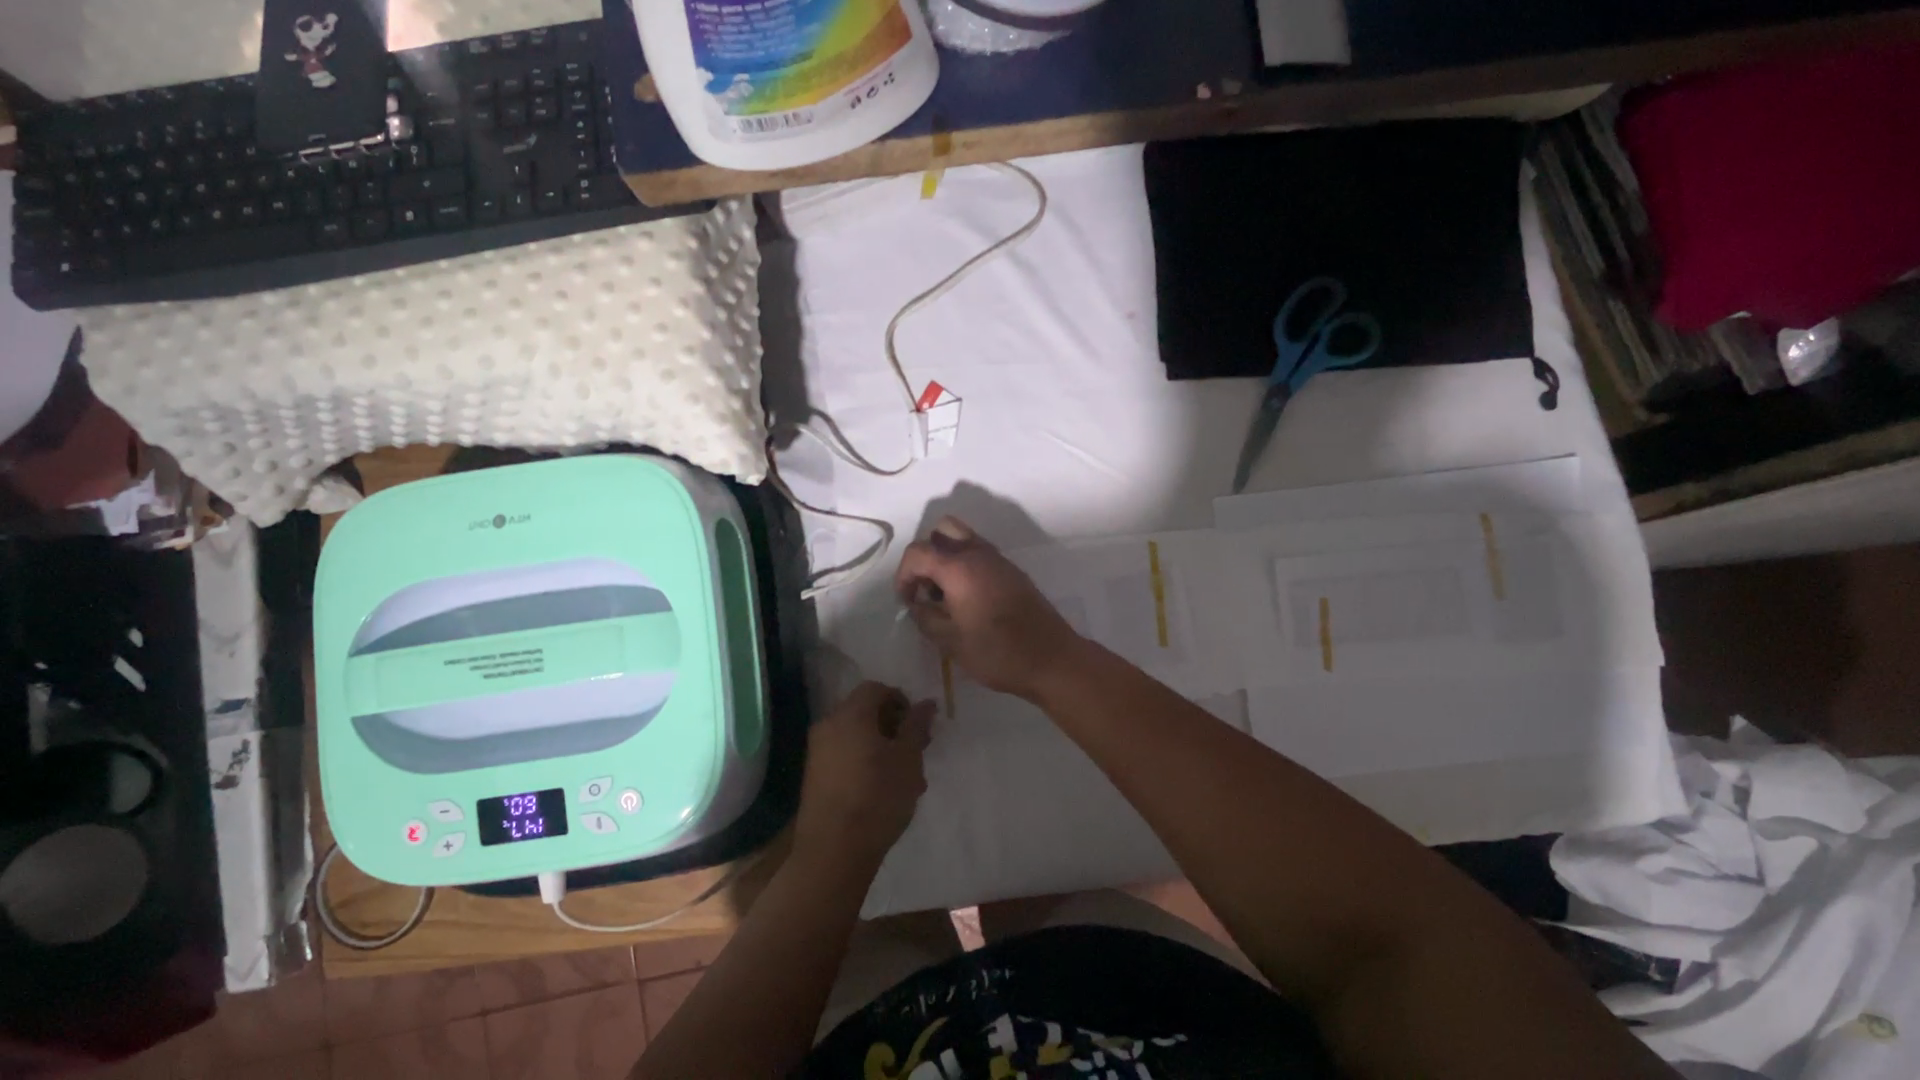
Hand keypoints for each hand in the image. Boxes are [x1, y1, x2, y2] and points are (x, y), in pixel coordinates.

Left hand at [793, 682, 934, 872]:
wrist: (834, 849)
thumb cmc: (878, 796)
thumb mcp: (908, 758)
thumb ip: (917, 726)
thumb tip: (926, 702)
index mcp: (850, 714)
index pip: (876, 688)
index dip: (901, 700)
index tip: (919, 726)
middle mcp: (828, 725)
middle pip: (864, 712)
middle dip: (894, 727)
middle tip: (918, 752)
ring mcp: (817, 751)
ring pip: (856, 736)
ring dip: (883, 747)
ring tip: (907, 778)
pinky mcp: (814, 776)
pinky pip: (844, 755)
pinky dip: (865, 762)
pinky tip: (884, 790)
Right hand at [894, 516, 1083, 699]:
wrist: (1053, 659)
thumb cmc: (998, 653)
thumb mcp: (951, 643)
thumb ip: (926, 618)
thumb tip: (916, 605)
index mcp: (960, 568)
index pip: (917, 552)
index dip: (903, 575)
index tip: (906, 601)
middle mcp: (979, 554)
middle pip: (942, 529)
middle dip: (926, 555)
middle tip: (926, 588)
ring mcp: (999, 560)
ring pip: (963, 539)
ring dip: (946, 559)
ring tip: (946, 596)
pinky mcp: (1013, 572)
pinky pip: (980, 555)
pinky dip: (966, 566)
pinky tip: (968, 601)